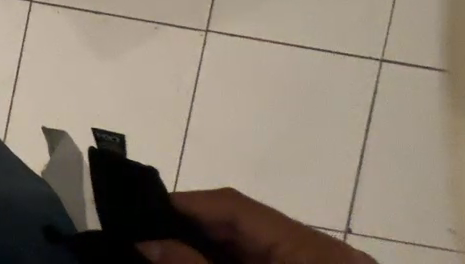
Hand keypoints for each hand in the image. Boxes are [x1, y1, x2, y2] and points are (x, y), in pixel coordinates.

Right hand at [139, 189, 374, 263]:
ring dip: (209, 254)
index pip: (235, 206)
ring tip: (167, 259)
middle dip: (193, 232)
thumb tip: (147, 243)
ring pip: (253, 251)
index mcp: (315, 253)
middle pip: (244, 226)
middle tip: (147, 241)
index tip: (140, 216)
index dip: (184, 206)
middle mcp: (324, 257)